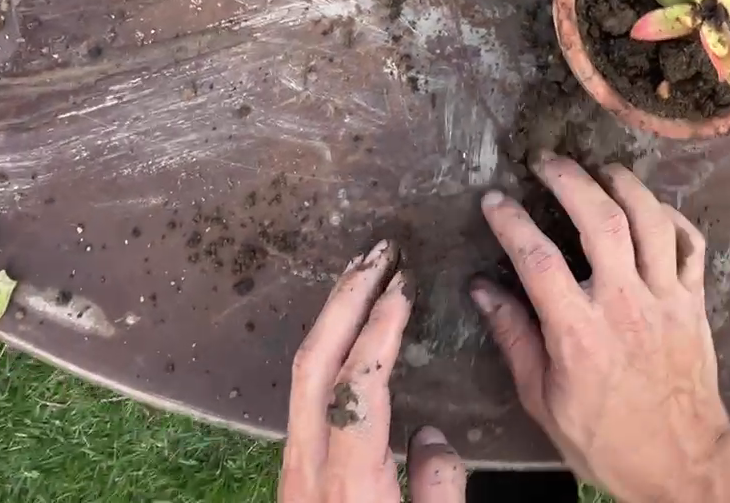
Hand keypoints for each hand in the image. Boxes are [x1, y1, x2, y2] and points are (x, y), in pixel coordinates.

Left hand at [279, 240, 467, 502]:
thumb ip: (438, 494)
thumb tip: (432, 438)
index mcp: (347, 488)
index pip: (358, 387)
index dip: (380, 329)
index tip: (405, 284)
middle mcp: (306, 470)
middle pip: (313, 364)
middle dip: (345, 299)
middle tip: (378, 251)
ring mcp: (292, 471)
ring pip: (302, 375)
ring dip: (333, 316)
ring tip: (364, 274)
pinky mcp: (293, 476)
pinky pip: (306, 394)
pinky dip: (329, 347)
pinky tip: (349, 336)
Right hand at [471, 158, 729, 502]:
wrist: (684, 466)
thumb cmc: (606, 439)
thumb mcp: (544, 401)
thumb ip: (514, 339)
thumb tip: (481, 290)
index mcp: (579, 333)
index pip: (538, 260)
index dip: (511, 222)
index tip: (494, 199)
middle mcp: (624, 304)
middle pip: (599, 221)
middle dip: (570, 179)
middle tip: (547, 160)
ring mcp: (665, 297)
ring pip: (649, 220)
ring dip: (623, 183)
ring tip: (599, 167)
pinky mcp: (695, 300)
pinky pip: (689, 242)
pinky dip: (671, 215)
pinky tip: (649, 205)